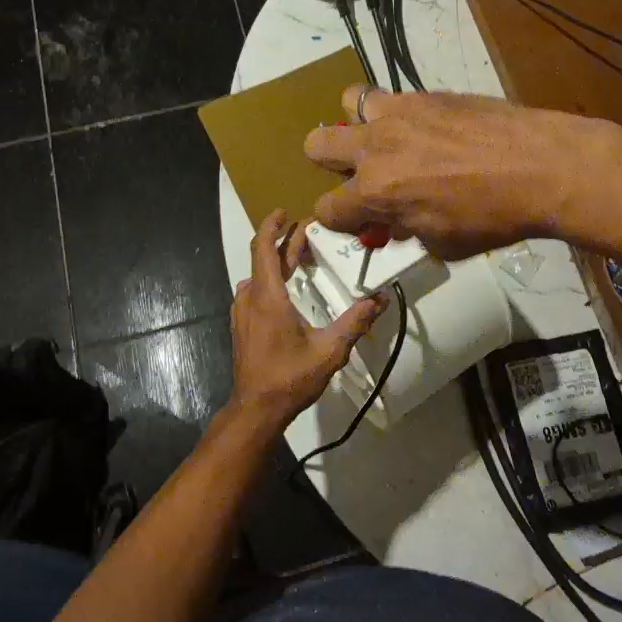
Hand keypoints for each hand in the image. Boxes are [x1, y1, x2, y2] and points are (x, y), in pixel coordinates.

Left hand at [227, 210, 386, 429]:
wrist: (256, 410)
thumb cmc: (290, 378)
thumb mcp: (330, 351)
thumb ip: (355, 322)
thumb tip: (379, 299)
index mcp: (268, 296)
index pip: (264, 247)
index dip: (273, 225)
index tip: (286, 212)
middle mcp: (250, 297)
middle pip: (263, 258)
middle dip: (284, 241)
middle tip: (308, 232)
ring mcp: (242, 312)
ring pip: (258, 275)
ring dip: (277, 261)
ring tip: (301, 258)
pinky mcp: (242, 325)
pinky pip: (254, 291)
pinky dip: (270, 279)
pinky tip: (288, 290)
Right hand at [301, 86, 621, 258]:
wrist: (541, 166)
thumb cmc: (493, 217)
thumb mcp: (443, 243)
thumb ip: (408, 229)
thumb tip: (397, 219)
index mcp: (376, 191)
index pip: (327, 209)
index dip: (340, 220)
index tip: (361, 221)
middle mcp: (376, 147)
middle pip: (316, 145)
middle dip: (331, 164)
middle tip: (363, 174)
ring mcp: (399, 113)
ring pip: (350, 103)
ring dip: (362, 124)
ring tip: (391, 138)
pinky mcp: (426, 94)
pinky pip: (394, 98)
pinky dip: (401, 115)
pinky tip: (431, 130)